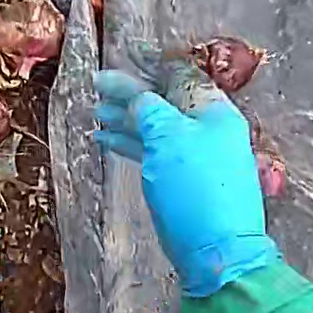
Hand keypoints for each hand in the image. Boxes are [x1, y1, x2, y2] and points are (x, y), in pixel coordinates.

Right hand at [93, 69, 279, 295]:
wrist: (216, 251)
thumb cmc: (194, 189)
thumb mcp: (168, 139)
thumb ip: (149, 109)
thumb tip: (135, 95)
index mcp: (213, 112)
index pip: (179, 76)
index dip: (148, 66)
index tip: (119, 60)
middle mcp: (208, 130)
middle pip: (165, 101)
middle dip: (131, 94)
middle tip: (97, 87)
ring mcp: (196, 156)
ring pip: (157, 127)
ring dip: (127, 119)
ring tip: (96, 113)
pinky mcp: (183, 180)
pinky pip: (154, 151)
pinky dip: (131, 143)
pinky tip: (106, 140)